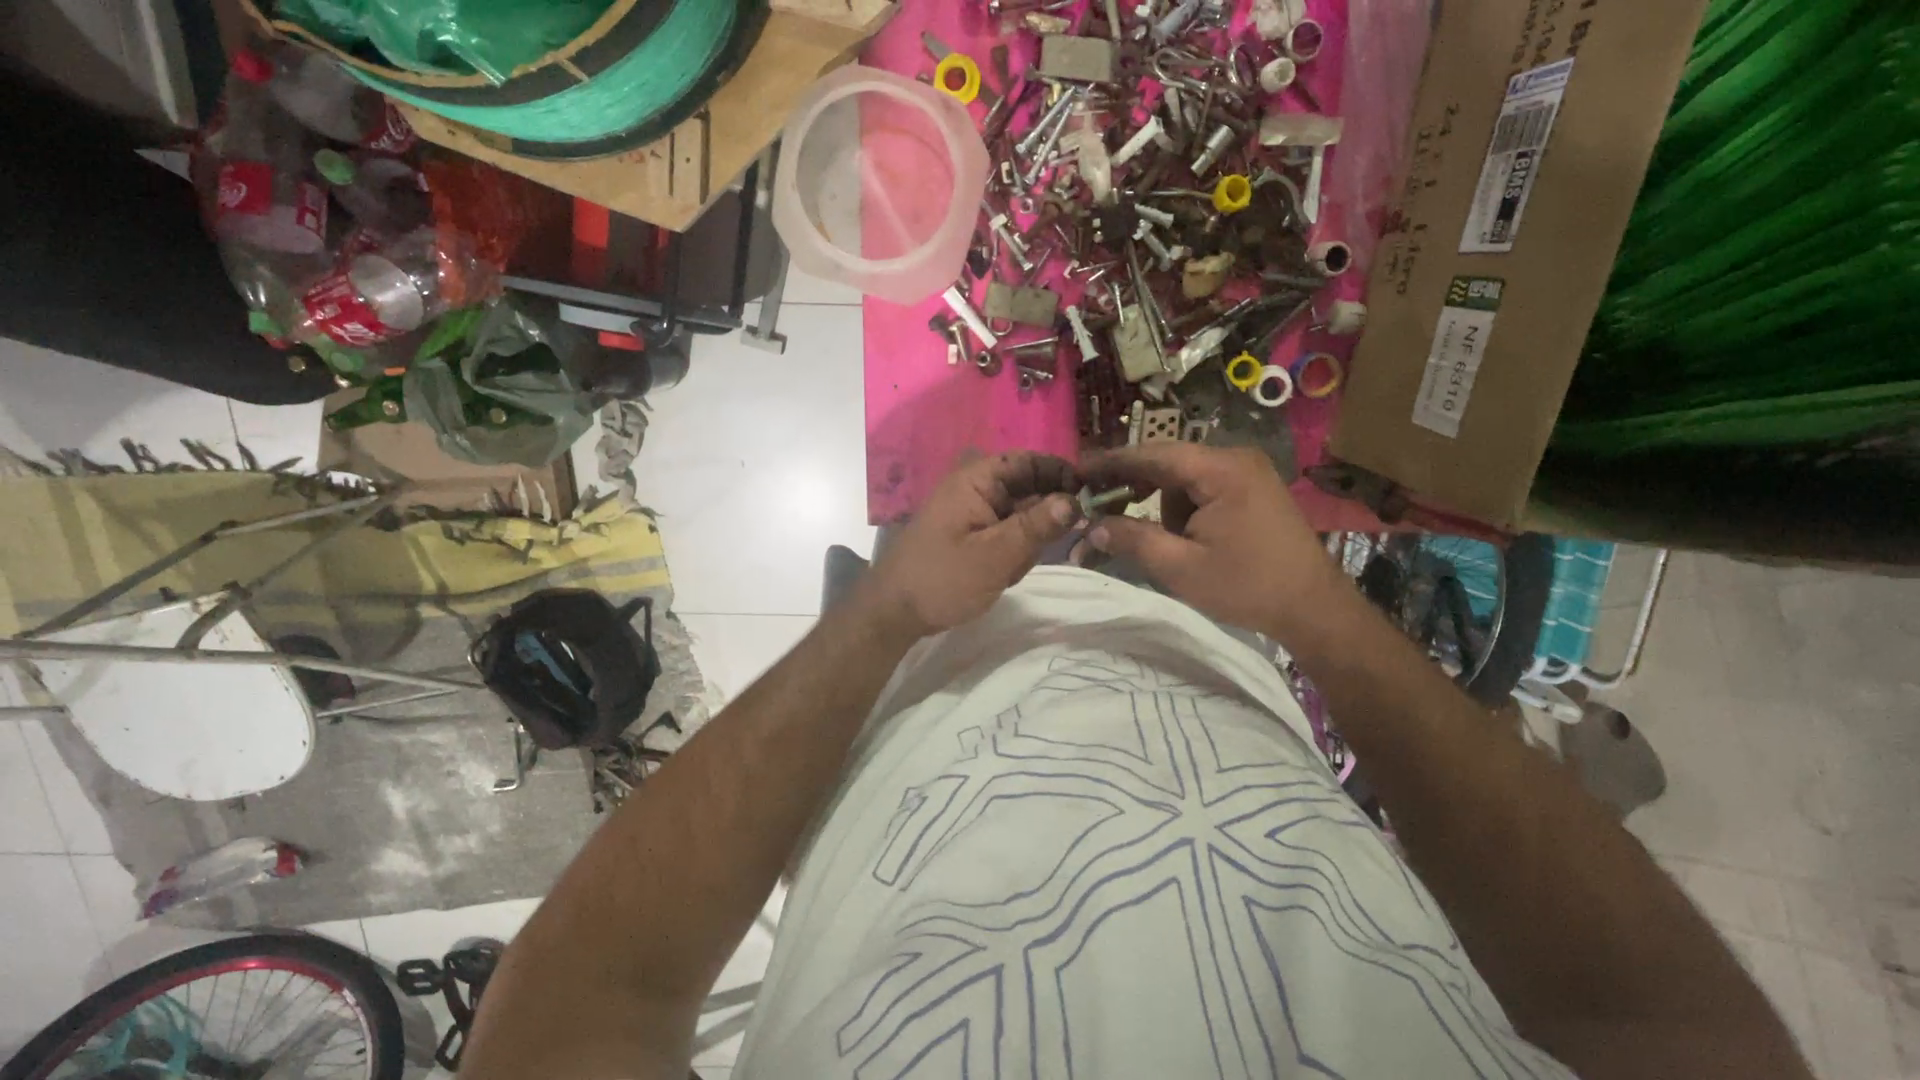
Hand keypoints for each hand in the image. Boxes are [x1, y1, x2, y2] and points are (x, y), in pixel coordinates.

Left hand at [852, 452, 1079, 639]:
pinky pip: (1008, 535)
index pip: (1030, 460)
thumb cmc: (942, 579)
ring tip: (1011, 569)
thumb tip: (1075, 500)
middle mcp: (976, 487)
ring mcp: (974, 511)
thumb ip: (1036, 526)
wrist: (895, 613)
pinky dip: (1013, 554)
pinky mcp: (973, 534)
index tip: (1090, 498)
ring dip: (1027, 543)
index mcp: (976, 479)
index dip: (1062, 473)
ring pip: (1023, 516)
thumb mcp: (996, 555)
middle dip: (1043, 520)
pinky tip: (1002, 575)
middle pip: (1031, 488)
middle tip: (1044, 549)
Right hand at [1080, 443, 1349, 641]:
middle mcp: (1235, 459)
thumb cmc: (1247, 586)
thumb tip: (1091, 524)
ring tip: (1163, 545)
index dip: (1111, 462)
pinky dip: (1186, 510)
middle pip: (1168, 463)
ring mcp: (1249, 473)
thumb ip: (1132, 539)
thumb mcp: (1180, 567)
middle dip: (1134, 488)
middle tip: (1099, 509)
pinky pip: (1205, 489)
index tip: (1076, 470)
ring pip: (1184, 479)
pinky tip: (1185, 540)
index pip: (1153, 454)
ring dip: (1164, 505)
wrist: (1314, 608)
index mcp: (1220, 469)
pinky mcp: (1255, 490)